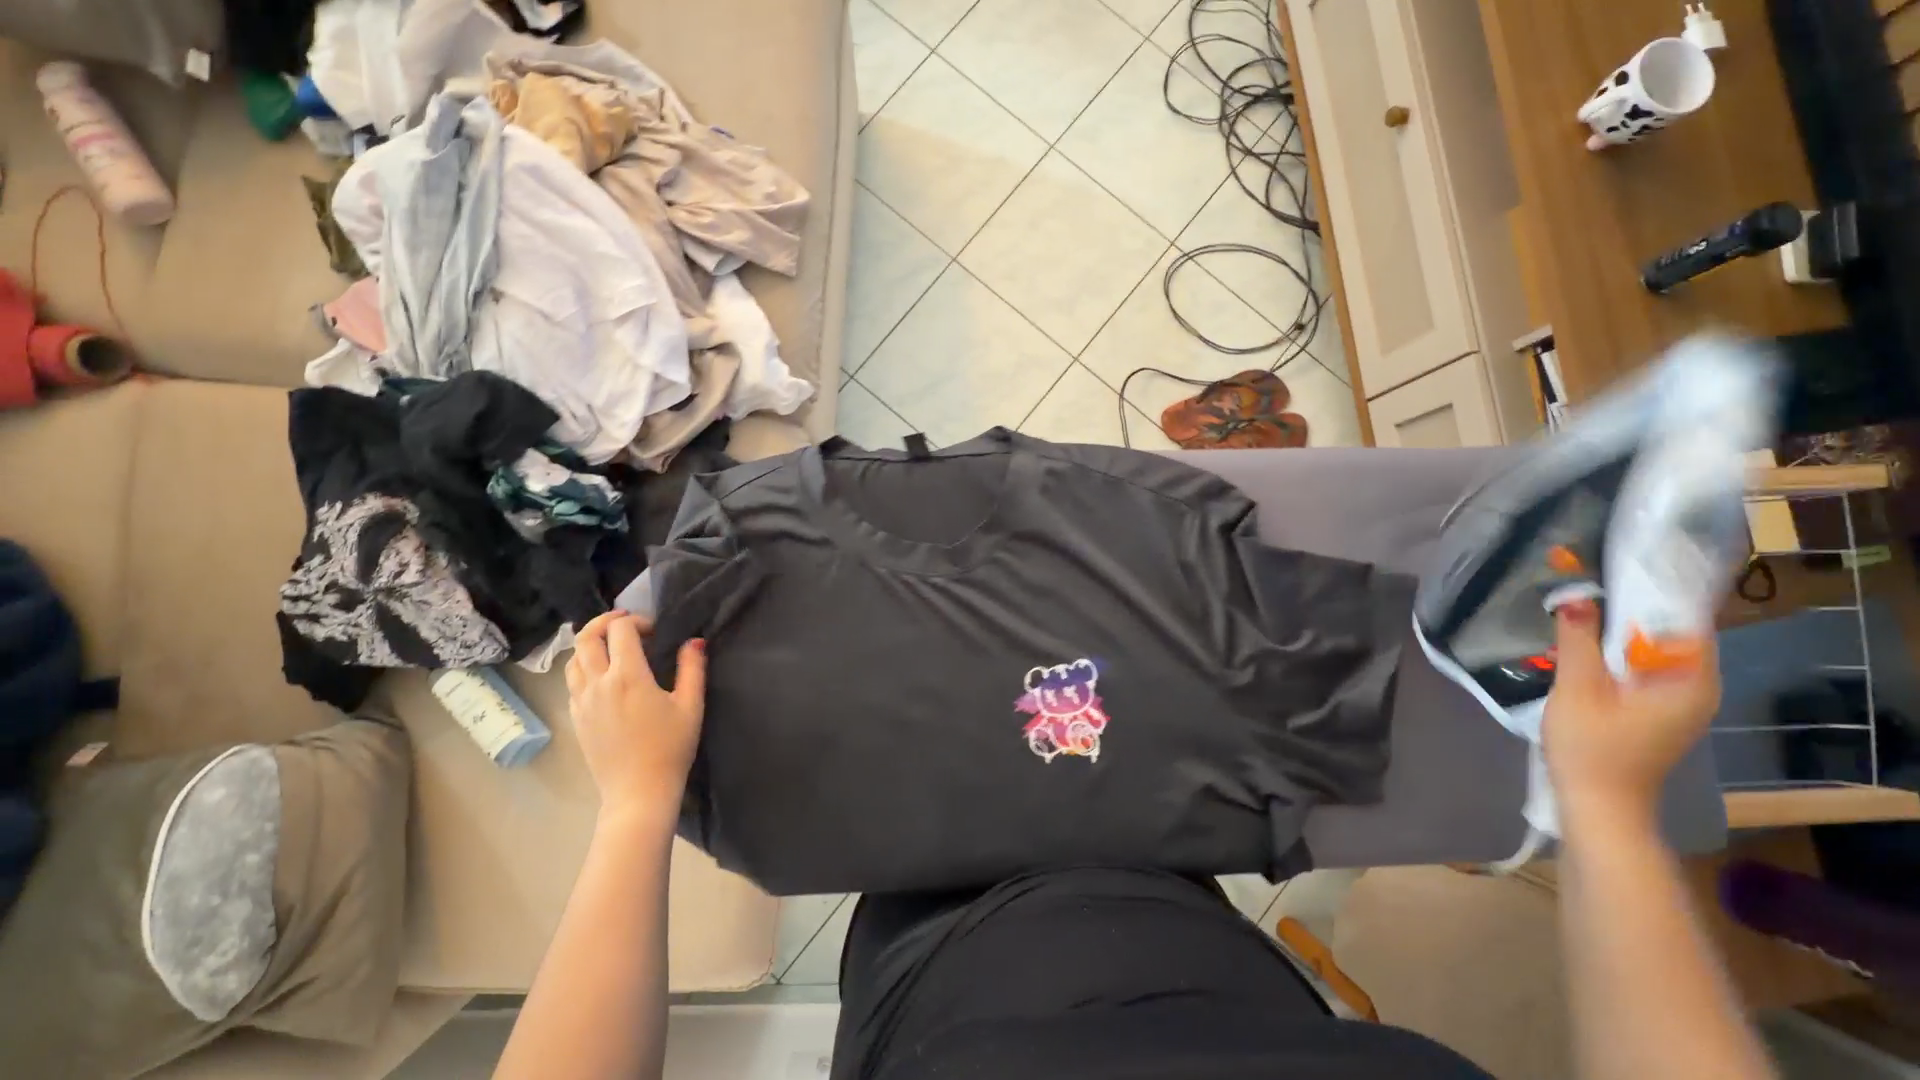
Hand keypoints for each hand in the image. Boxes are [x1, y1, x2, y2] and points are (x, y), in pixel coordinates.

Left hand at [565, 611, 706, 821]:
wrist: (638, 792)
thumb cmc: (670, 749)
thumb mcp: (690, 706)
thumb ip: (692, 668)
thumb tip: (694, 642)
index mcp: (628, 676)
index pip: (620, 630)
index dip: (636, 621)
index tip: (654, 632)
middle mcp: (598, 683)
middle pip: (586, 637)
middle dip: (604, 622)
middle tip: (624, 624)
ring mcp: (582, 701)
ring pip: (574, 659)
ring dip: (591, 645)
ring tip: (611, 649)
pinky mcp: (576, 718)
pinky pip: (572, 682)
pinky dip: (584, 669)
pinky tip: (603, 679)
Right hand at [1543, 600, 1720, 817]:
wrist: (1600, 806)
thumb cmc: (1592, 747)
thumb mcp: (1578, 686)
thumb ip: (1579, 637)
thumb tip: (1575, 595)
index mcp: (1693, 679)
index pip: (1688, 618)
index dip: (1656, 590)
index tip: (1620, 569)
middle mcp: (1699, 687)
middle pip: (1672, 633)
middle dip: (1633, 609)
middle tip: (1591, 584)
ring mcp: (1682, 703)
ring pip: (1657, 652)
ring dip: (1624, 632)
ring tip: (1584, 610)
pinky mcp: (1662, 713)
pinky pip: (1648, 670)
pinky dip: (1623, 655)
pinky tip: (1590, 649)